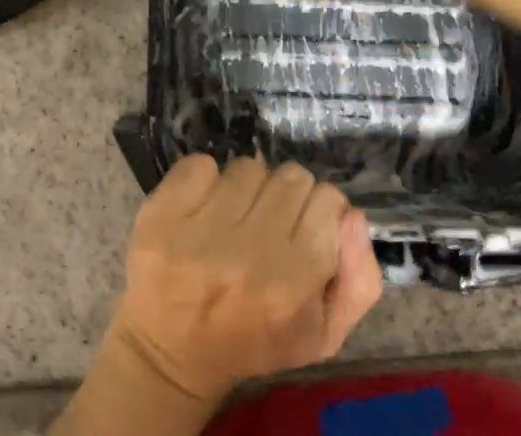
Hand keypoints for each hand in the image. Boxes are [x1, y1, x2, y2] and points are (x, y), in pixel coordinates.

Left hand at [109, 156, 382, 403]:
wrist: (170, 354)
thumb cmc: (255, 341)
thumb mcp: (323, 334)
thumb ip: (359, 281)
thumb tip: (353, 217)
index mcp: (291, 283)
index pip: (327, 200)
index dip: (320, 213)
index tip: (304, 231)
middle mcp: (247, 253)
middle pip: (291, 177)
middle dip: (285, 198)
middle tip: (268, 227)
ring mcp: (198, 232)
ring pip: (248, 168)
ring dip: (246, 189)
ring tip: (234, 221)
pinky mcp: (161, 215)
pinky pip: (199, 164)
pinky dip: (205, 180)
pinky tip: (203, 210)